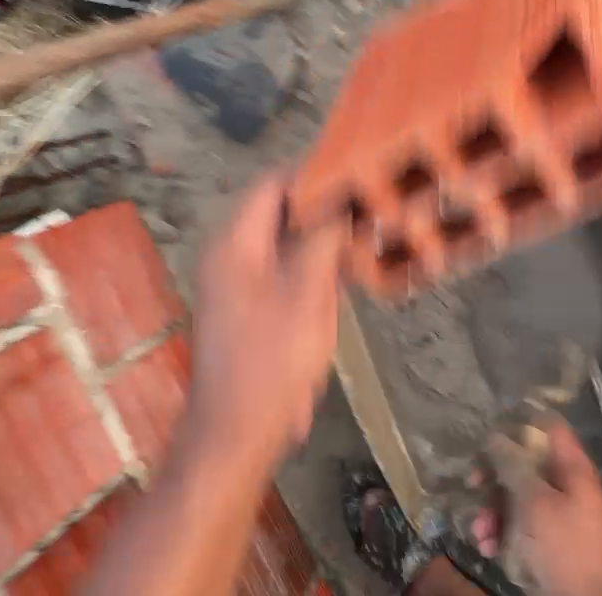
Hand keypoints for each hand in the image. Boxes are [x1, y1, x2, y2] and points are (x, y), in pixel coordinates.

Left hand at [185, 174, 343, 468]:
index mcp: (236, 243)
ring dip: (323, 232)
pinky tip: (350, 267)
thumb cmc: (273, 360)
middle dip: (324, 202)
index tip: (357, 169)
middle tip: (370, 199)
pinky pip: (284, 265)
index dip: (314, 172)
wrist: (237, 432)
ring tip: (368, 228)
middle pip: (279, 209)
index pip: (273, 183)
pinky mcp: (250, 306)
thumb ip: (323, 238)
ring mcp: (239, 282)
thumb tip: (342, 199)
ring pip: (285, 238)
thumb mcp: (308, 293)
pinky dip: (314, 260)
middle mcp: (231, 254)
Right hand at [494, 419, 601, 595]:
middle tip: (473, 483)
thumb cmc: (568, 544)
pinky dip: (502, 535)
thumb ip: (513, 468)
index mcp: (571, 466)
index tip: (491, 427)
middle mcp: (565, 486)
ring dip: (494, 512)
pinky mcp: (550, 545)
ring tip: (480, 531)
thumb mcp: (536, 503)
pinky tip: (487, 548)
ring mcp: (558, 517)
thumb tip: (494, 437)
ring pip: (519, 500)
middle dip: (496, 476)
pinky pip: (521, 530)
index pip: (548, 427)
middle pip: (527, 465)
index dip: (521, 422)